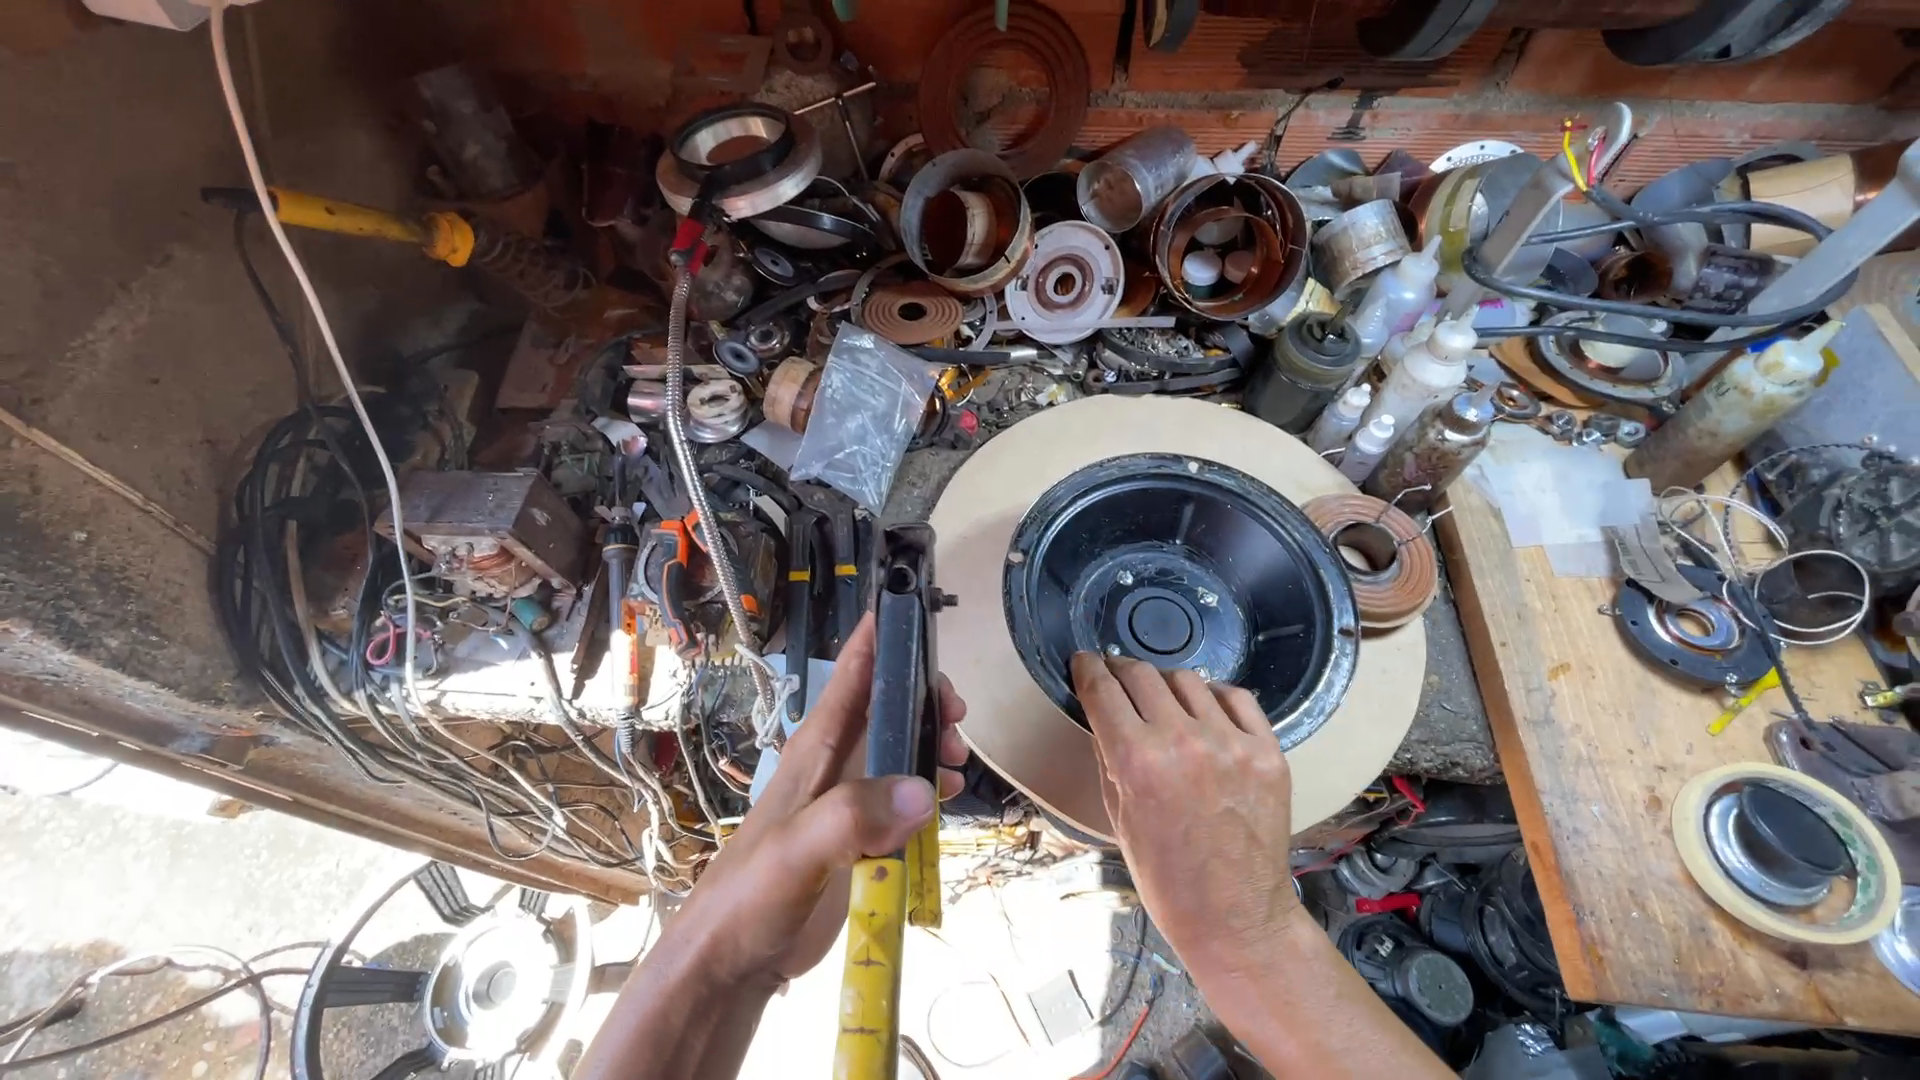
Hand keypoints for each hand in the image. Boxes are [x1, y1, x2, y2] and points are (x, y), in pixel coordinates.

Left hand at [666, 614, 968, 988]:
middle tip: (955, 722)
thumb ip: (854, 818)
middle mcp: (836, 760)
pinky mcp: (860, 833)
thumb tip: (926, 788)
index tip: (919, 608)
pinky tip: (946, 799)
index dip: (883, 635)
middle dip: (926, 699)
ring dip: (932, 743)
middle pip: (889, 705)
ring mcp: (850, 797)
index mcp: (817, 746)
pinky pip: (904, 794)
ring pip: (901, 746)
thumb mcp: (797, 852)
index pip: (853, 673)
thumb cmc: (751, 894)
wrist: (732, 960)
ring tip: (955, 763)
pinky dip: (929, 788)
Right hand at [1071, 654, 1305, 985]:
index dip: (1087, 668)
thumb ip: (1109, 755)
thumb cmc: (1164, 876)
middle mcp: (1182, 740)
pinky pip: (1236, 697)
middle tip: (1116, 676)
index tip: (1084, 661)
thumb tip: (1103, 713)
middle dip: (1120, 670)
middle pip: (1142, 674)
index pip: (1102, 689)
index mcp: (1136, 760)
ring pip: (1187, 679)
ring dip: (1165, 683)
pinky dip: (1213, 696)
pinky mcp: (1267, 751)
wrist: (1234, 917)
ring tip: (1161, 698)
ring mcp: (1230, 742)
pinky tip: (1204, 710)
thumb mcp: (1116, 815)